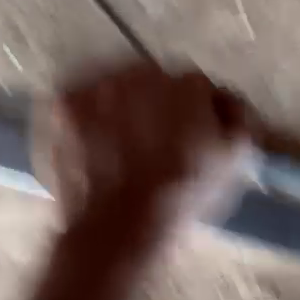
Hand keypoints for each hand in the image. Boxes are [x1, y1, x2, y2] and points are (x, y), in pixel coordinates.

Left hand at [32, 63, 255, 225]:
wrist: (119, 227)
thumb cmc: (181, 195)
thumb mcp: (232, 161)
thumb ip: (238, 121)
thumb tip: (229, 106)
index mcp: (187, 84)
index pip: (197, 87)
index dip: (198, 112)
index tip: (195, 135)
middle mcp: (141, 72)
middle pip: (156, 80)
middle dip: (159, 104)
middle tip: (158, 139)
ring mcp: (98, 85)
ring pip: (117, 86)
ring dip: (122, 105)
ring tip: (122, 142)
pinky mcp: (62, 102)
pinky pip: (81, 100)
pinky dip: (88, 115)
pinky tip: (95, 141)